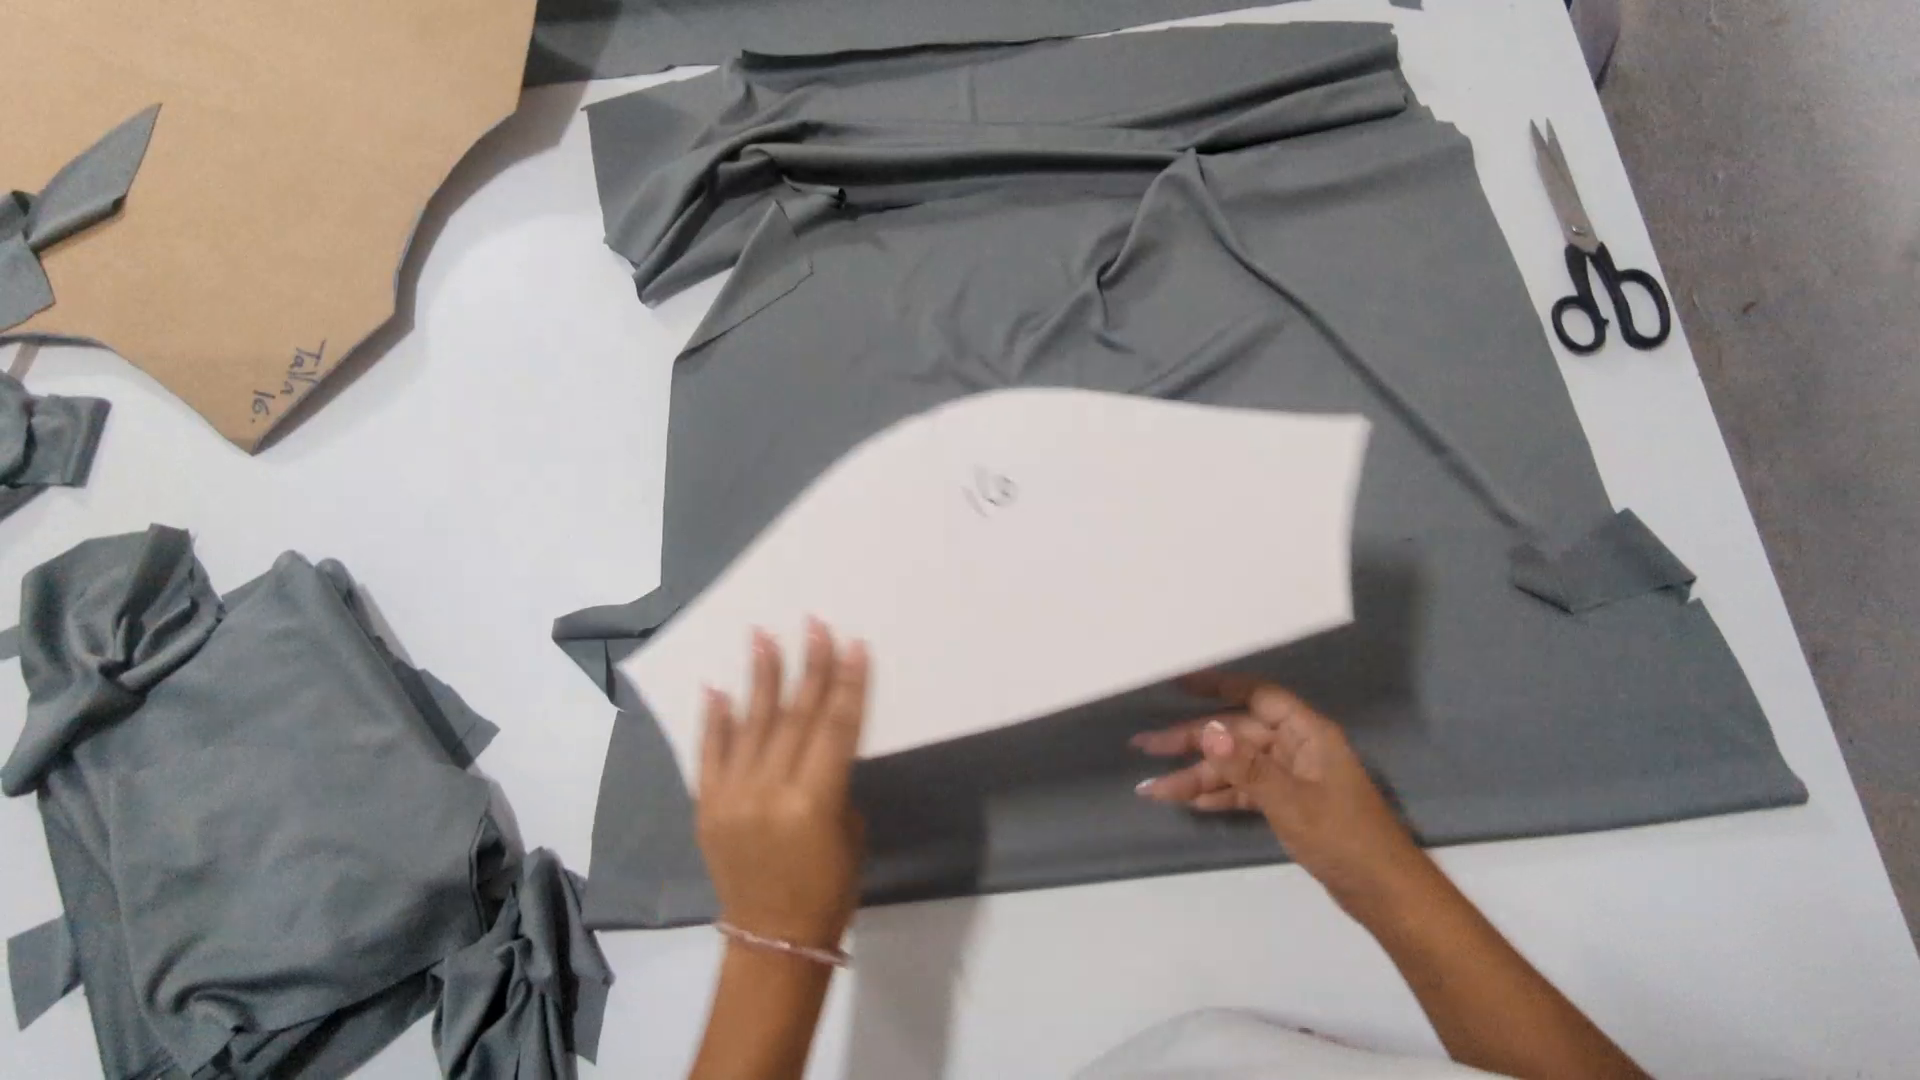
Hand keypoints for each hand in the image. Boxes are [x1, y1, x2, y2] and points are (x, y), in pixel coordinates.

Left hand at [697, 620, 869, 949]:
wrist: (772, 938)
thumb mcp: (849, 828)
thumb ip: (832, 778)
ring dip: (760, 678)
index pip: (834, 727)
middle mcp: (767, 792)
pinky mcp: (705, 806)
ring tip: (761, 636)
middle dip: (807, 667)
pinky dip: (714, 720)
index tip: (851, 644)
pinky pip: (709, 754)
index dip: (846, 683)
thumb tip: (819, 737)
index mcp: (812, 802)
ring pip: (750, 725)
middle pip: (794, 717)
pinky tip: (717, 687)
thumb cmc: (830, 889)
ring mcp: (730, 797)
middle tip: (812, 624)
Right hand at [1133, 672, 1423, 909]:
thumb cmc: (1346, 839)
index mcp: (1306, 733)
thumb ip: (1245, 766)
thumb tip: (1207, 730)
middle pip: (1235, 734)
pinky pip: (1244, 790)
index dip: (1217, 686)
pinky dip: (1218, 795)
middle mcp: (1296, 747)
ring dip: (1197, 777)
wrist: (1386, 896)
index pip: (1256, 695)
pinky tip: (1188, 802)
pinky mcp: (1287, 803)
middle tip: (1144, 746)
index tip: (1177, 684)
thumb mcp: (1291, 802)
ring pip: (1234, 766)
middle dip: (1190, 741)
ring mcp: (1291, 776)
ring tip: (1153, 789)